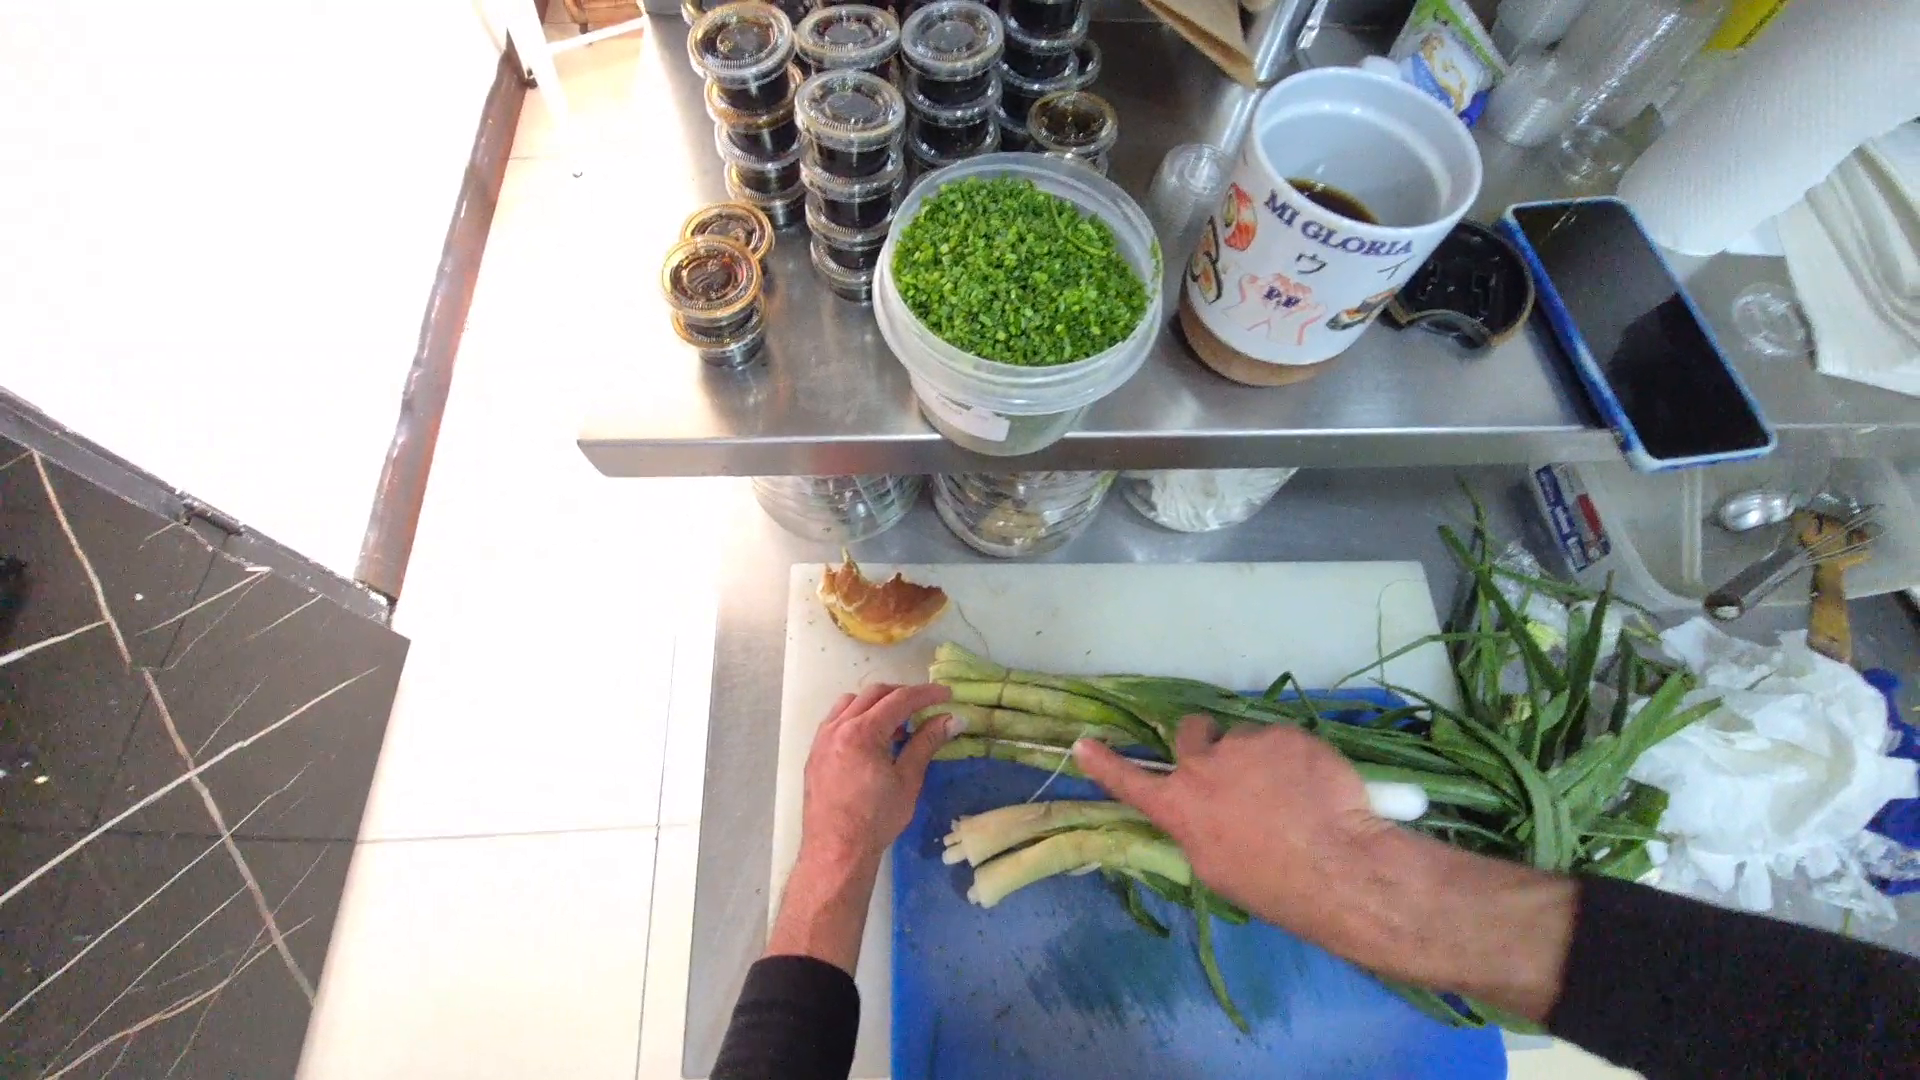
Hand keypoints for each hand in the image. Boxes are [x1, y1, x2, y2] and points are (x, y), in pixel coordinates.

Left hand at [798, 682, 955, 868]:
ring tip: (896, 724)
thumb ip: (927, 742)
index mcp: (862, 731)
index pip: (899, 699)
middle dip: (901, 694)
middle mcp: (838, 727)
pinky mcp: (815, 752)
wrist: (836, 851)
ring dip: (876, 703)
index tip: (946, 694)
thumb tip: (951, 719)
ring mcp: (822, 738)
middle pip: (874, 694)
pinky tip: (871, 739)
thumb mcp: (907, 780)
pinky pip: (836, 719)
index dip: (926, 694)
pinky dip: (857, 717)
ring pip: (851, 702)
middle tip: (924, 707)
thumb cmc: (876, 819)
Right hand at [1074, 717, 1397, 944]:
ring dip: (1261, 758)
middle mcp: (1201, 767)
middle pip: (1192, 733)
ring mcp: (1242, 744)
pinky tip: (1317, 788)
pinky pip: (1284, 741)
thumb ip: (1197, 827)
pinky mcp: (1284, 734)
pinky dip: (1297, 760)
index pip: (1130, 781)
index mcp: (1179, 807)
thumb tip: (1200, 812)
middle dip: (1209, 743)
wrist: (1338, 867)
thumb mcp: (1217, 868)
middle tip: (1239, 769)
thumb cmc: (1274, 884)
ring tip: (1294, 794)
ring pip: (1246, 740)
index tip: (1083, 744)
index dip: (1104, 763)